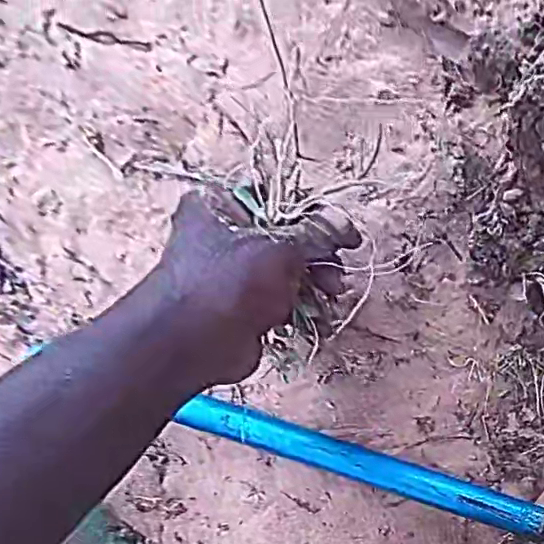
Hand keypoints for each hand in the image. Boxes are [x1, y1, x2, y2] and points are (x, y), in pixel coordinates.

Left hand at [134, 190, 360, 387]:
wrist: (195, 341)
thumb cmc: (229, 284)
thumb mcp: (278, 249)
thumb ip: (314, 235)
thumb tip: (343, 223)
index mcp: (224, 206)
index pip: (283, 203)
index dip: (320, 221)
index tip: (348, 241)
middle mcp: (228, 234)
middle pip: (292, 240)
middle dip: (321, 263)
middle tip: (336, 282)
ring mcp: (238, 272)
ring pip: (292, 273)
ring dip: (318, 289)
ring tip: (329, 304)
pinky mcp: (248, 304)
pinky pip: (286, 300)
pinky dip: (305, 310)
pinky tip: (318, 322)